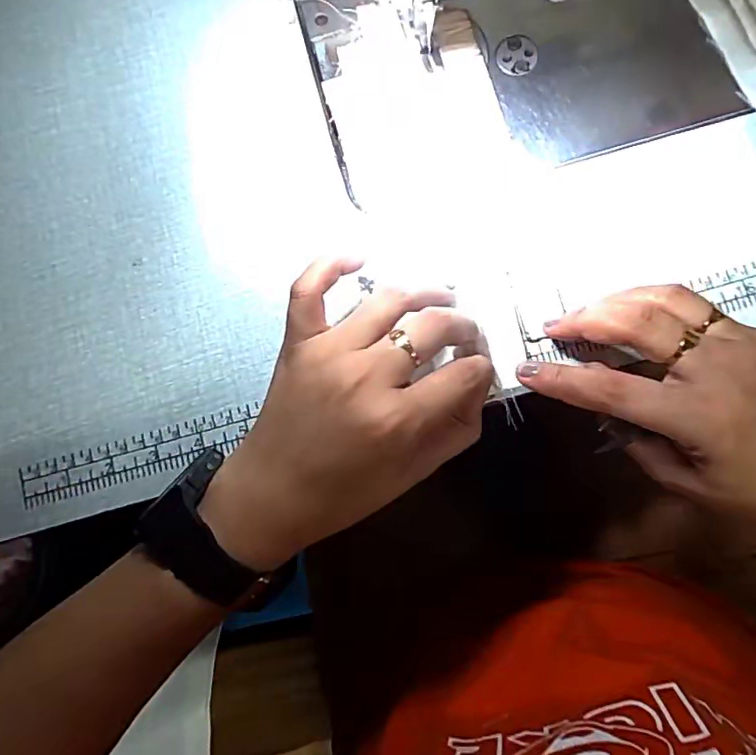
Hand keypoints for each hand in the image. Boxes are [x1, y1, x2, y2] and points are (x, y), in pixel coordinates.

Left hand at [199, 257, 495, 570]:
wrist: (272, 496)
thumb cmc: (348, 491)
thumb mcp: (417, 470)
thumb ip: (459, 425)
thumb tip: (482, 381)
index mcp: (397, 418)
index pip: (465, 372)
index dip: (483, 367)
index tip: (479, 369)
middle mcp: (364, 376)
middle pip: (435, 326)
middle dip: (466, 328)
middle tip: (467, 337)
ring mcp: (327, 353)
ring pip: (389, 300)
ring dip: (426, 294)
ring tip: (442, 299)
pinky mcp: (298, 342)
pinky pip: (309, 289)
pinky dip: (330, 265)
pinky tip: (359, 258)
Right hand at [514, 285, 755, 566]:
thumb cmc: (753, 492)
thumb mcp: (685, 484)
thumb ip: (639, 443)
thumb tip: (609, 409)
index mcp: (696, 415)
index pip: (613, 389)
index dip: (564, 379)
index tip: (528, 368)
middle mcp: (717, 367)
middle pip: (637, 323)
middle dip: (587, 318)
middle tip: (557, 324)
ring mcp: (743, 341)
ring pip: (669, 298)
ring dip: (622, 298)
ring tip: (595, 308)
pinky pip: (702, 310)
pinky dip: (664, 308)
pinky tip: (648, 319)